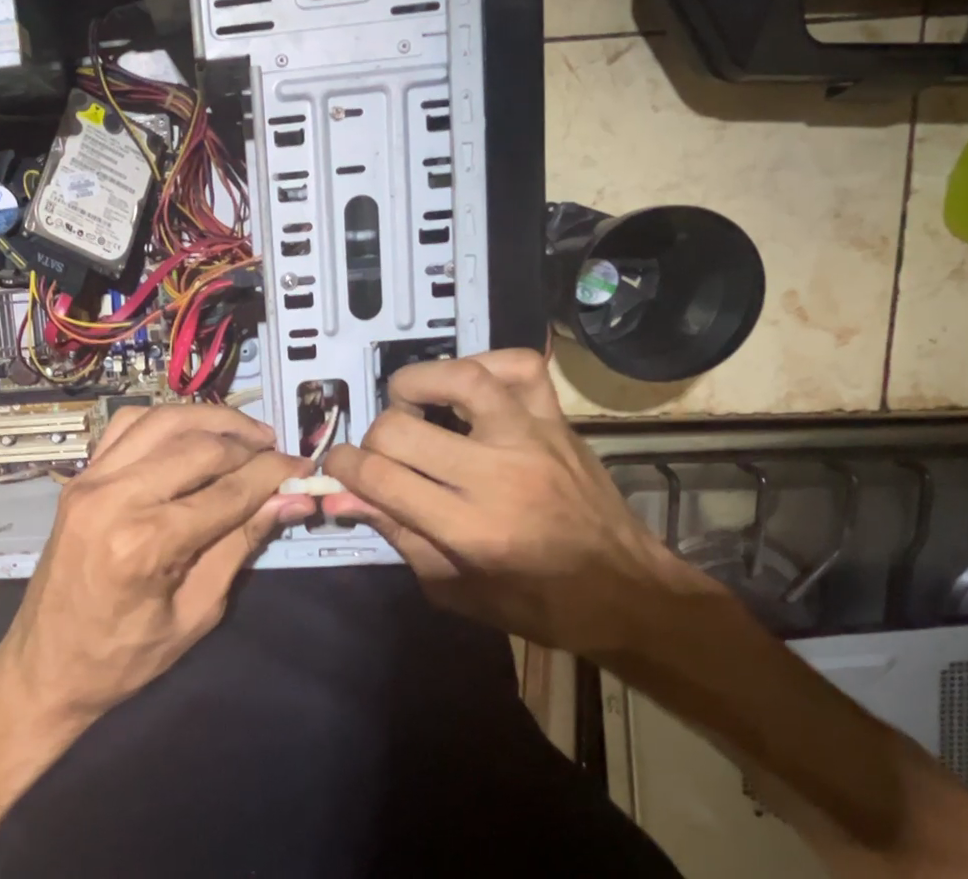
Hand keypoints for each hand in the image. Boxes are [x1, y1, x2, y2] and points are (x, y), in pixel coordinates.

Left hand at [0, 405, 314, 725]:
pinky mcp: (79, 478)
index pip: (227, 491)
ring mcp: (89, 480)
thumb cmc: (123, 657)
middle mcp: (113, 497)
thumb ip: (241, 545)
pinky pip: (127, 426)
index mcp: (144, 543)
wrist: (45, 665)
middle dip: (249, 445)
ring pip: (163, 421)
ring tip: (247, 435)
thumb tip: (292, 499)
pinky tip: (193, 434)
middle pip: (199, 446)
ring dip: (211, 421)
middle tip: (280, 454)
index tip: (305, 467)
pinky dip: (166, 420)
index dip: (273, 475)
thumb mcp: (196, 613)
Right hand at [322, 349, 707, 655]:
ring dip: (417, 386)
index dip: (342, 468)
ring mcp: (531, 440)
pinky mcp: (557, 422)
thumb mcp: (455, 589)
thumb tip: (344, 496)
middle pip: (400, 428)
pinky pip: (519, 368)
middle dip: (372, 441)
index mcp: (470, 529)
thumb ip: (398, 536)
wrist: (629, 593)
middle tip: (384, 458)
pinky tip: (468, 387)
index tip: (338, 468)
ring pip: (459, 380)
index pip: (380, 478)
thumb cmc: (538, 603)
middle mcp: (497, 475)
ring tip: (411, 406)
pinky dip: (484, 364)